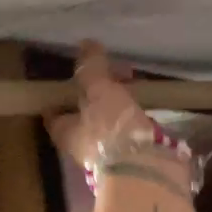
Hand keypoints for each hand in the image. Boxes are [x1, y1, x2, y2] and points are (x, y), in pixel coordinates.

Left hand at [44, 41, 186, 177]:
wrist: (146, 169)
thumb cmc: (112, 130)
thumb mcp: (100, 91)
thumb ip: (93, 69)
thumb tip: (86, 42)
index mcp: (65, 131)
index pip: (56, 111)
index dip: (66, 93)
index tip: (82, 77)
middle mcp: (83, 146)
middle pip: (86, 116)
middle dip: (101, 97)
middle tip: (123, 76)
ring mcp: (111, 155)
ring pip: (111, 125)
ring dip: (123, 109)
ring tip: (143, 91)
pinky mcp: (136, 159)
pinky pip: (134, 135)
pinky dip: (141, 122)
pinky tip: (154, 112)